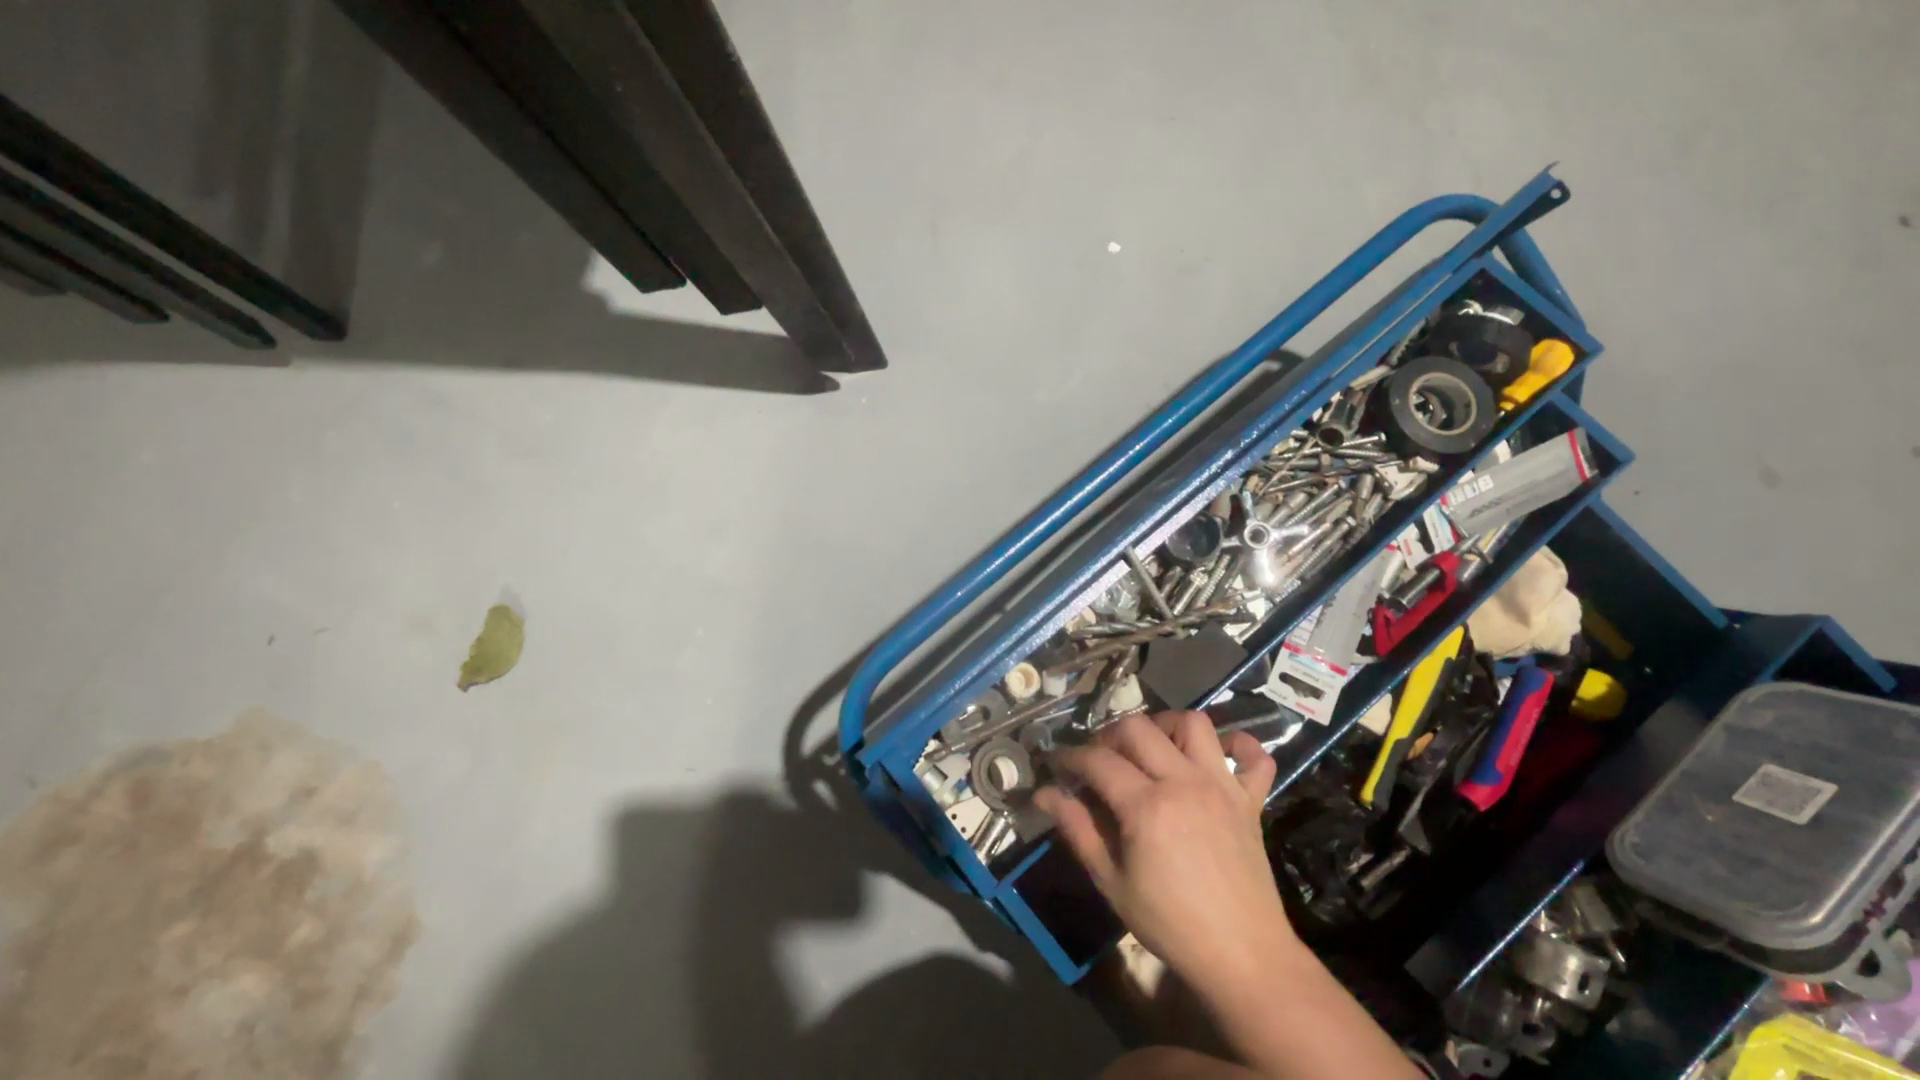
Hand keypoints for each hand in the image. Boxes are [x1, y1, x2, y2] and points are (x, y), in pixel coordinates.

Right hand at [1035, 711, 1287, 989]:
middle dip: (1108, 735)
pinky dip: (1237, 745)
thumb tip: (1044, 795)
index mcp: (1146, 806)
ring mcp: (1222, 786)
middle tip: (1098, 760)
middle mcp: (1184, 782)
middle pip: (1138, 728)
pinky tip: (1217, 756)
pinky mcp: (1251, 799)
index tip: (1056, 765)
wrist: (1242, 953)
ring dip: (1165, 726)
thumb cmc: (1170, 923)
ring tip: (1151, 749)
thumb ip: (1079, 830)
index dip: (1069, 757)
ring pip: (1194, 723)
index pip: (1097, 760)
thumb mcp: (1112, 882)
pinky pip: (1254, 755)